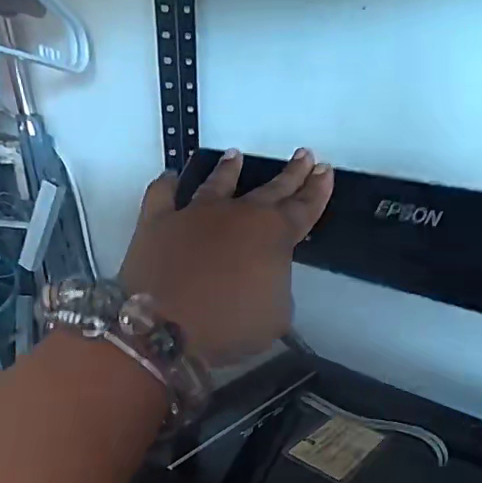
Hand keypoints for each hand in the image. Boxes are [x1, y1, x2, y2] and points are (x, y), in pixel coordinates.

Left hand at [118, 148, 332, 365]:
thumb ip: (276, 288)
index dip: (316, 190)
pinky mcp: (156, 221)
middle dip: (289, 174)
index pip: (303, 207)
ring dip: (228, 170)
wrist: (163, 326)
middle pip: (269, 189)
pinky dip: (168, 184)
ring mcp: (193, 213)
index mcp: (272, 234)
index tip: (324, 171)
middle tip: (303, 156)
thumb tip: (264, 279)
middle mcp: (236, 214)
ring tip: (235, 156)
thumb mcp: (276, 317)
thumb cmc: (229, 326)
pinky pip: (163, 194)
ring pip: (216, 183)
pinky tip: (171, 176)